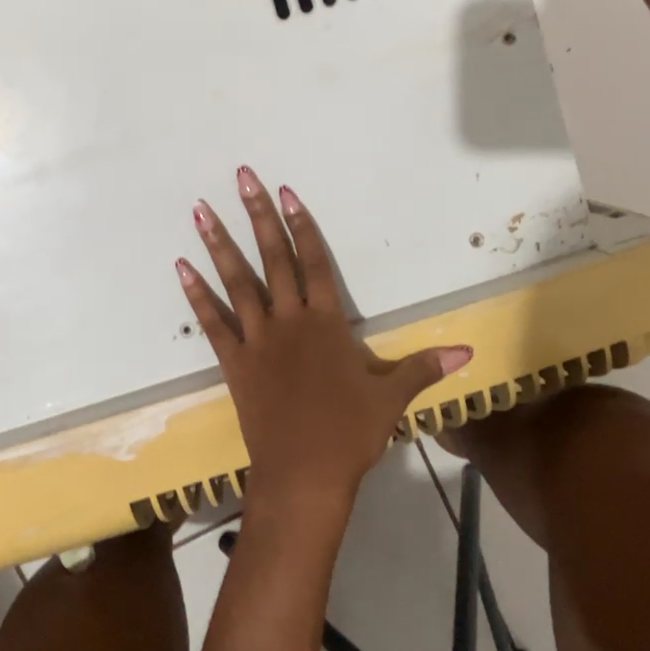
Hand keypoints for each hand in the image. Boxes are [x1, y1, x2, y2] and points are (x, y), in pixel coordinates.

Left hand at [177, 166, 472, 512]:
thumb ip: (423, 367)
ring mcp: (258, 339)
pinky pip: (212, 322)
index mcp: (327, 322)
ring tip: (199, 210)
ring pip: (236, 281)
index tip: (285, 191)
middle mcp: (289, 320)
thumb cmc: (350, 433)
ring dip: (218, 244)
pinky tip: (181, 267)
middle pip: (273, 257)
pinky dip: (196, 295)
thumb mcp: (391, 398)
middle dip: (257, 214)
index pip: (315, 262)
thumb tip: (468, 351)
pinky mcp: (234, 361)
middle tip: (242, 176)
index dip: (301, 224)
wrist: (304, 474)